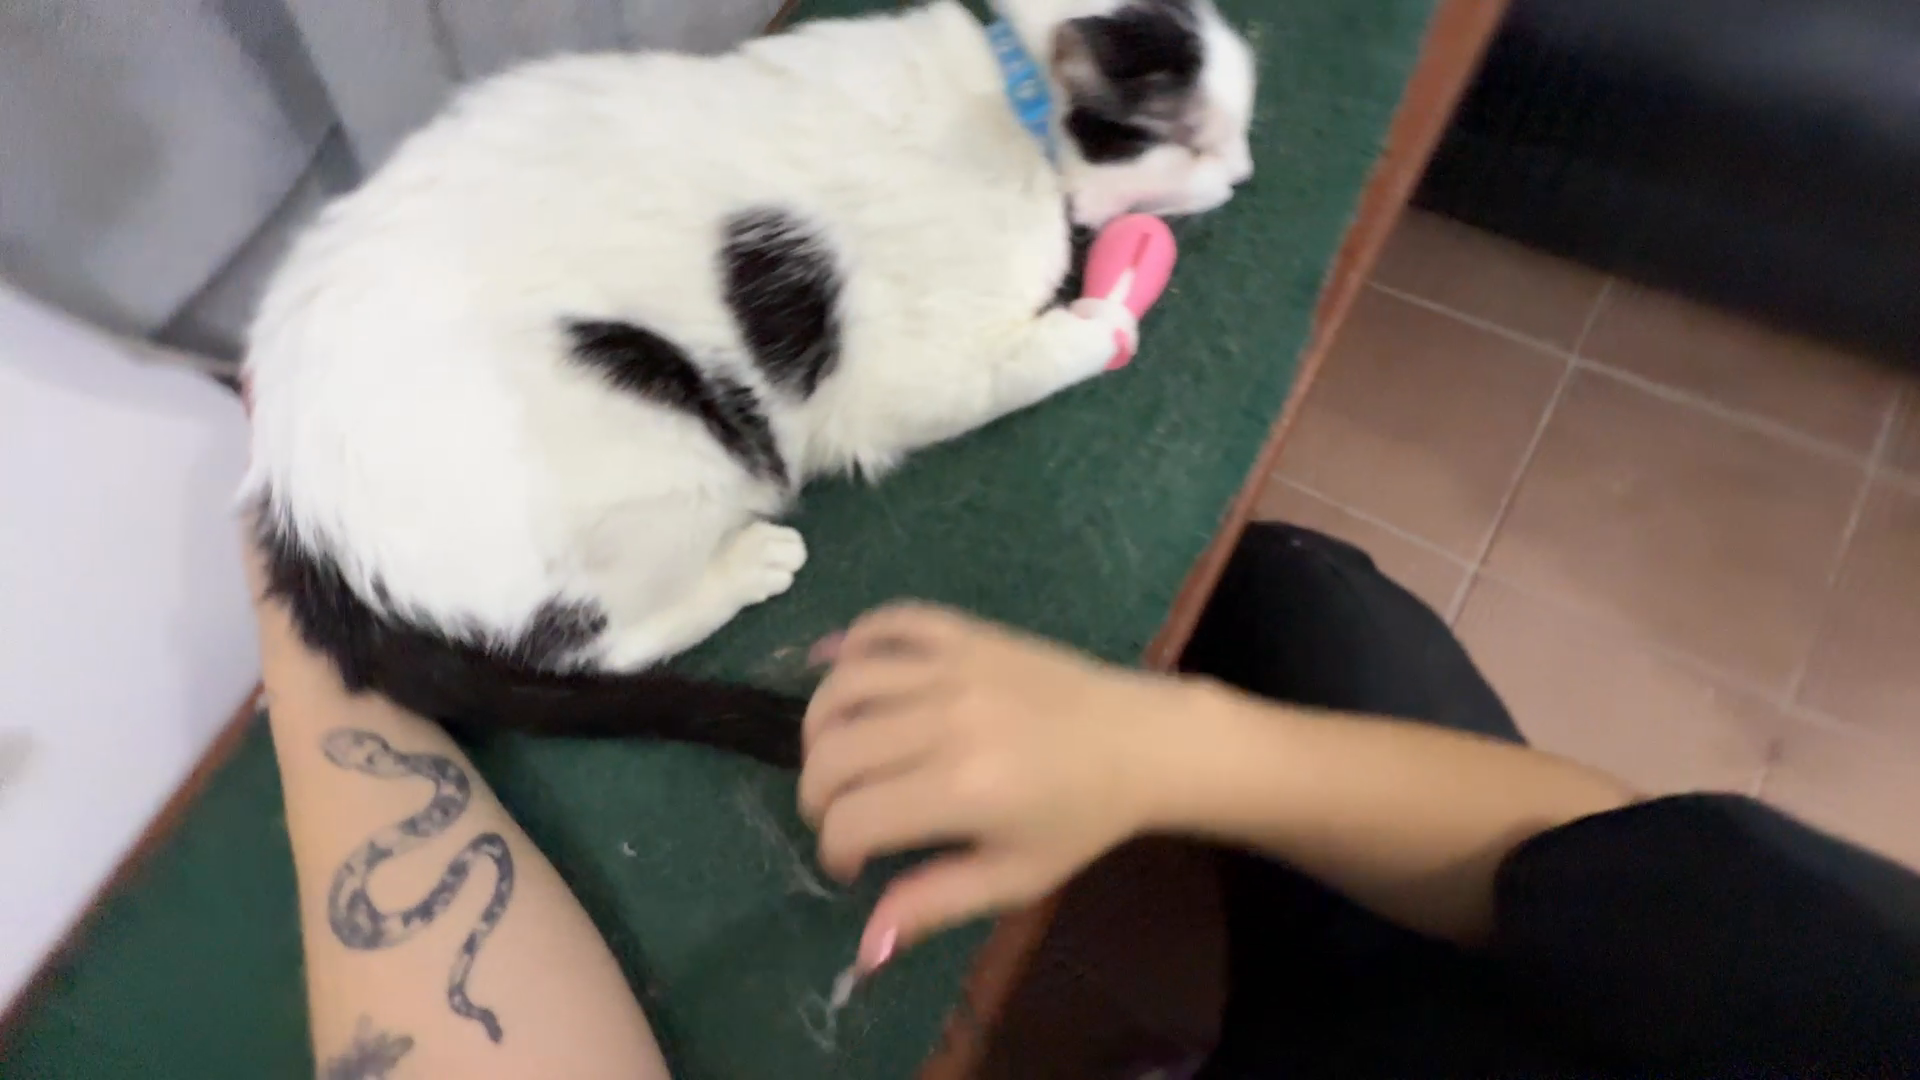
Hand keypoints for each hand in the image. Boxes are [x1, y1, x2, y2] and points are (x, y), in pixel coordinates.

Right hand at [798, 604, 1195, 969]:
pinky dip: (855, 636)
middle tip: (840, 811)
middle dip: (815, 792)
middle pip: (834, 750)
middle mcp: (949, 719)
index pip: (850, 817)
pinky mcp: (968, 632)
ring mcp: (956, 666)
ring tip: (835, 748)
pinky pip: (892, 619)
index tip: (854, 861)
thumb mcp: (1014, 876)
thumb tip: (863, 952)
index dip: (833, 848)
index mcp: (963, 789)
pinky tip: (842, 663)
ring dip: (820, 720)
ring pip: (847, 681)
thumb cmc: (1081, 817)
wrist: (1139, 739)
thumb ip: (935, 905)